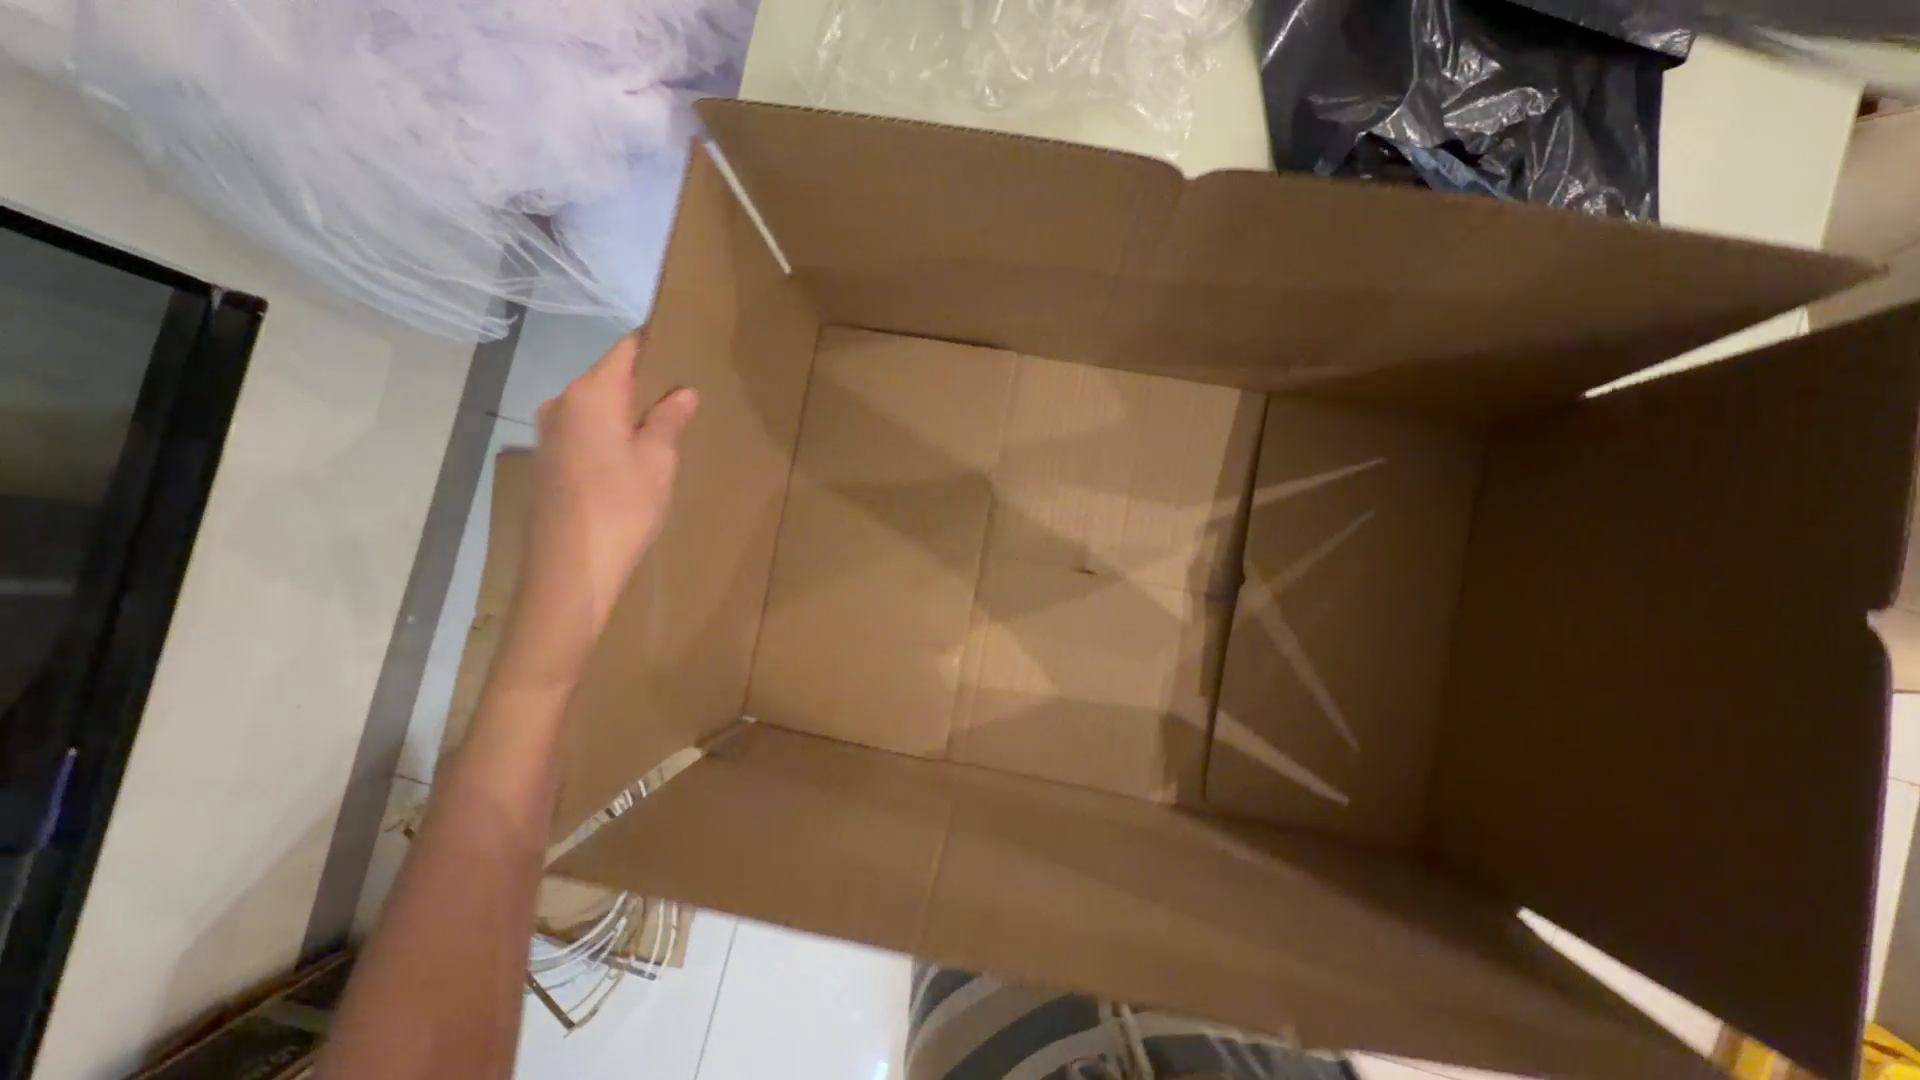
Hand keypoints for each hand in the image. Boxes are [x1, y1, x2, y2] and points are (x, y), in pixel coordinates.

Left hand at [498, 327, 696, 692]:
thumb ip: (669, 420)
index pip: (626, 349)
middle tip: (687, 391)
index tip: (685, 344)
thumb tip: (683, 392)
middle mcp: (562, 403)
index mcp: (590, 393)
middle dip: (645, 381)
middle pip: (609, 376)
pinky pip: (585, 430)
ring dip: (628, 410)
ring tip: (667, 425)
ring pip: (596, 406)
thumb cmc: (621, 510)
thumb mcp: (657, 462)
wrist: (570, 572)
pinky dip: (610, 432)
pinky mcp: (548, 460)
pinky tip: (634, 455)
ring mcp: (549, 432)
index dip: (656, 344)